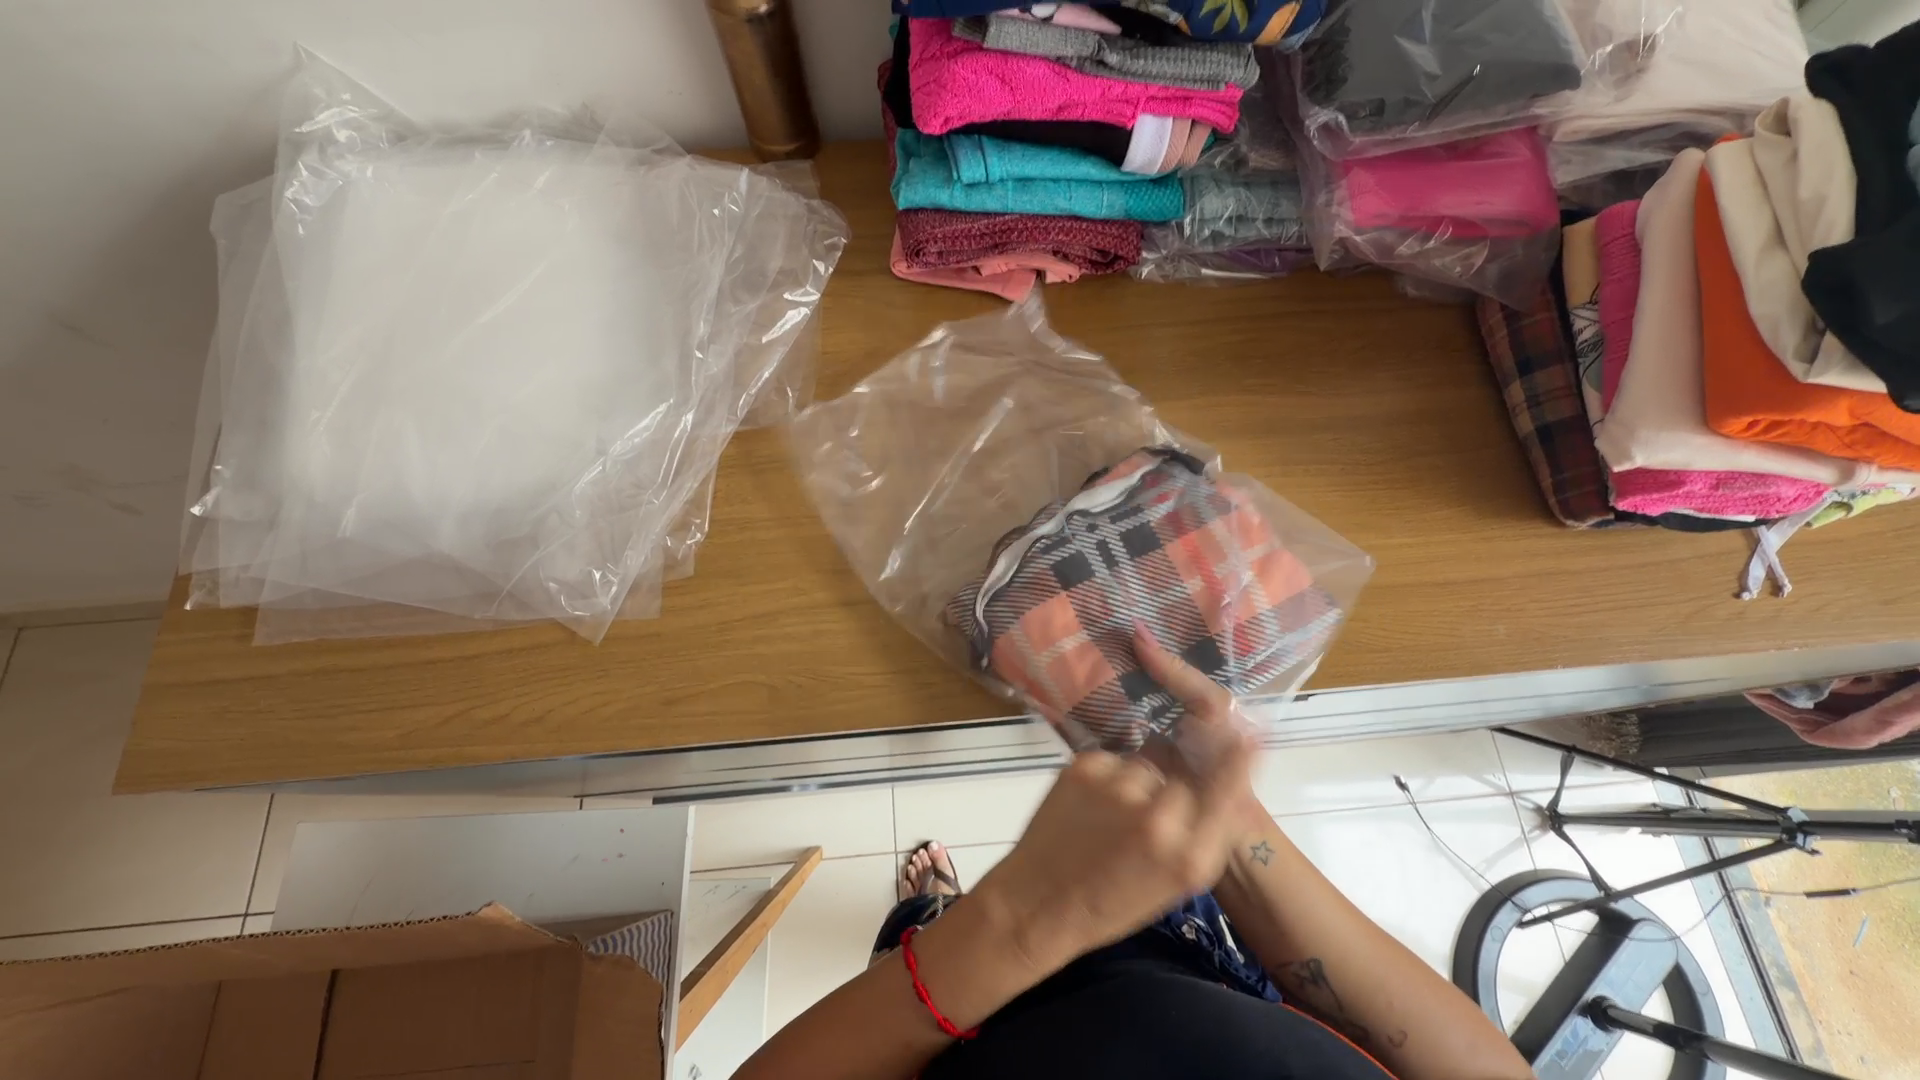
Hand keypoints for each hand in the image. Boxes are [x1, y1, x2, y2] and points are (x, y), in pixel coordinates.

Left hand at [970, 630, 1256, 970]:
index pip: (1230, 784)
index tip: (1245, 731)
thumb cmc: (1112, 903)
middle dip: (1176, 774)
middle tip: (1152, 799)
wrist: (1038, 904)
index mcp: (1190, 857)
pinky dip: (1108, 775)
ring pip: (1147, 759)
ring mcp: (1119, 788)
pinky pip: (1113, 758)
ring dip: (1140, 775)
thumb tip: (1233, 782)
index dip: (1237, 753)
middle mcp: (1160, 818)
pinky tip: (1090, 805)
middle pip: (1186, 766)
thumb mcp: (1174, 883)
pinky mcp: (1084, 767)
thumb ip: (1207, 835)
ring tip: (1113, 811)